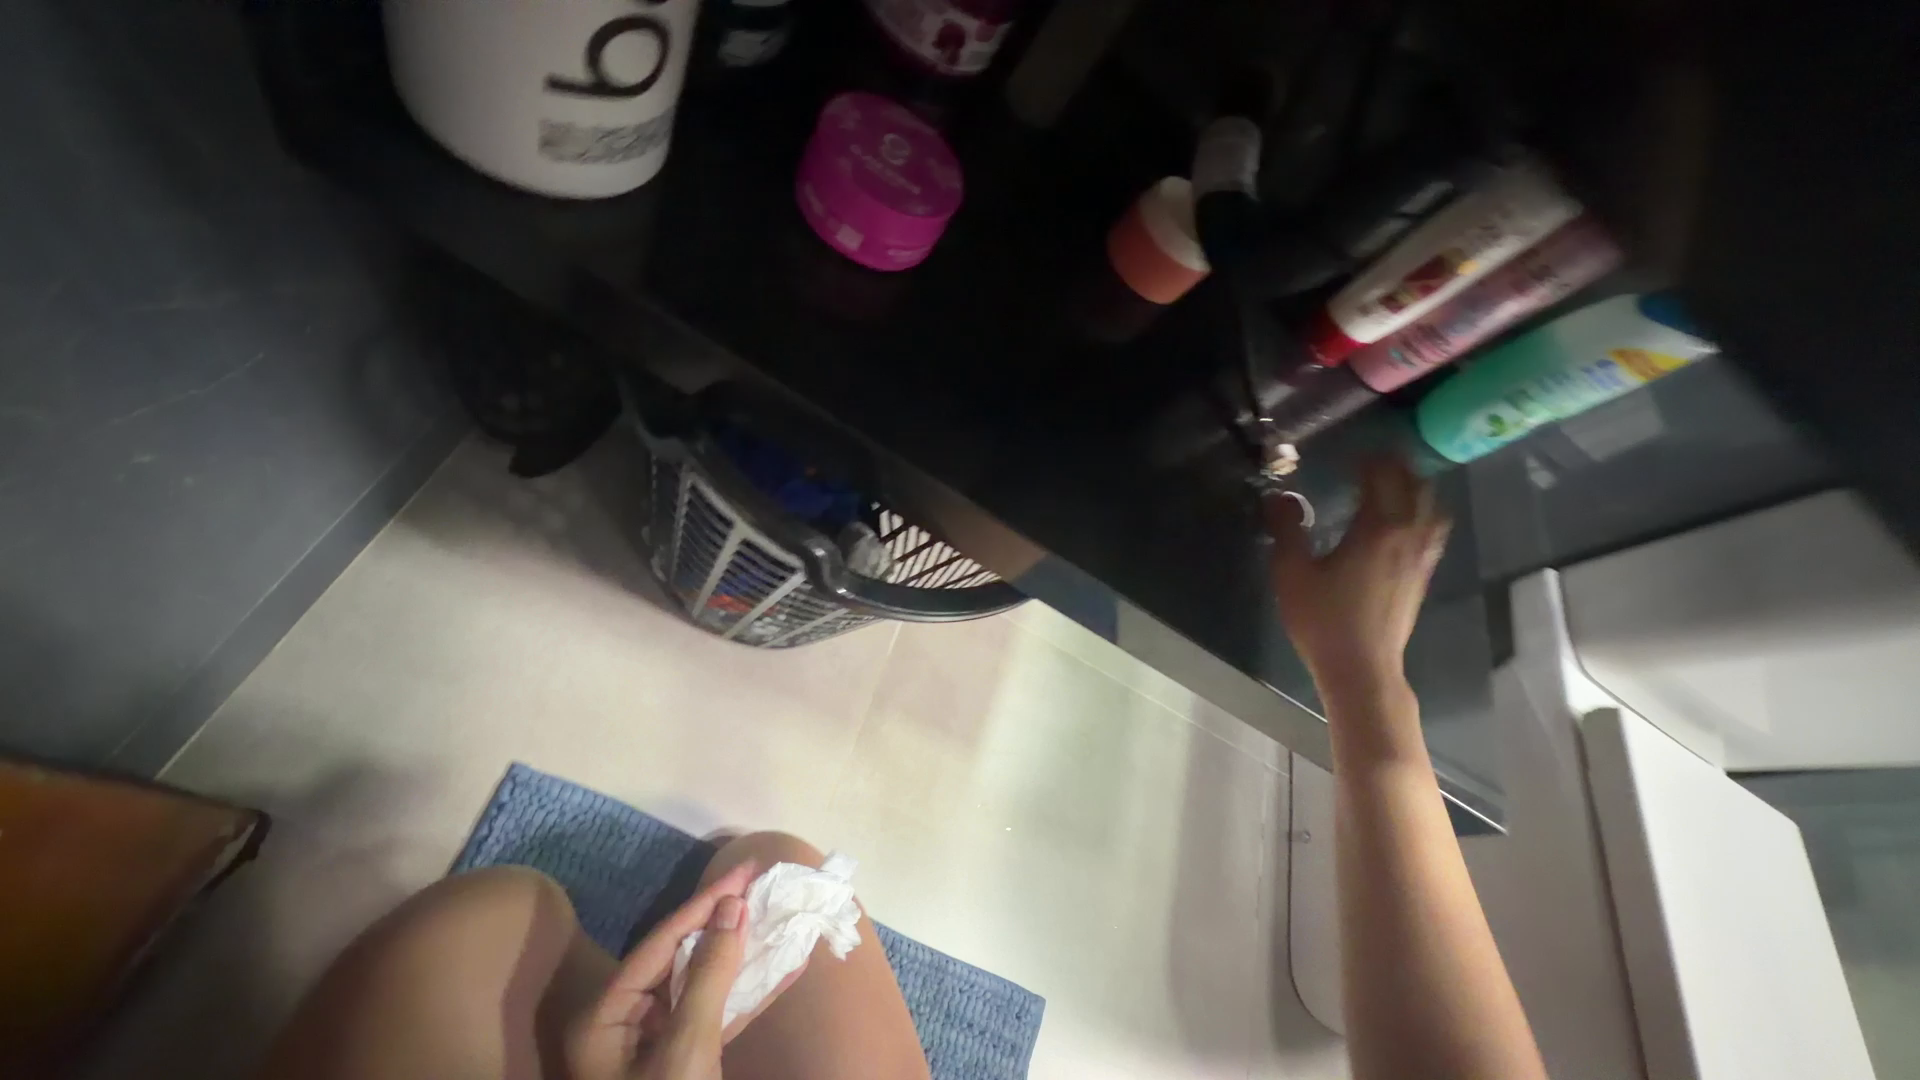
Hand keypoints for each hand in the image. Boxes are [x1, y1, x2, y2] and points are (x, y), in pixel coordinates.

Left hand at [567, 862, 802, 1079]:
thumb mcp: (686, 1051)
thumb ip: (709, 976)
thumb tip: (730, 907)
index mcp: (606, 1017)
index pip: (662, 942)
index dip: (705, 904)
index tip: (745, 871)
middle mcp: (624, 1023)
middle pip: (680, 956)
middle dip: (725, 922)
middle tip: (761, 885)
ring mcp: (653, 1044)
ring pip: (703, 982)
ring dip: (743, 953)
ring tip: (775, 917)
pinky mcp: (682, 1062)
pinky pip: (716, 1014)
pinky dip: (749, 993)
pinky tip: (785, 969)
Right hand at [1266, 457, 1450, 696]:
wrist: (1361, 668)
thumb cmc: (1323, 619)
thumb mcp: (1291, 572)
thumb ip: (1286, 529)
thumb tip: (1279, 496)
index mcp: (1376, 527)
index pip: (1381, 475)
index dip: (1368, 459)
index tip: (1351, 452)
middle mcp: (1407, 534)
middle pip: (1414, 485)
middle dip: (1395, 466)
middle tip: (1370, 461)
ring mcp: (1421, 556)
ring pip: (1430, 506)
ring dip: (1413, 487)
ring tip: (1391, 483)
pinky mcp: (1422, 575)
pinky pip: (1432, 529)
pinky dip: (1420, 512)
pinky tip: (1402, 522)